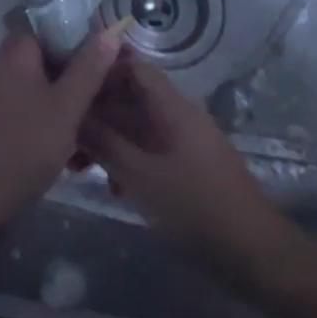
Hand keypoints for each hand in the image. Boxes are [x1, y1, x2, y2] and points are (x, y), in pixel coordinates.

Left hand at [0, 29, 119, 259]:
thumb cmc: (25, 143)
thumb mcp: (66, 107)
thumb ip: (88, 69)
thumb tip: (109, 32)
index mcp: (18, 50)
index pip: (52, 22)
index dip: (82, 31)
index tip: (109, 46)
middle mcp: (5, 62)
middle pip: (49, 52)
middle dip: (79, 67)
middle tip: (111, 82)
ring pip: (43, 80)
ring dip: (69, 94)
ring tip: (99, 110)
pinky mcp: (0, 115)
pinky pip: (33, 102)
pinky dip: (53, 112)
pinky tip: (76, 136)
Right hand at [78, 52, 276, 268]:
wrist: (252, 252)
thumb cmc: (193, 206)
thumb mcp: (139, 175)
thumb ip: (103, 142)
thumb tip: (73, 114)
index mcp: (171, 106)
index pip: (133, 65)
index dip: (101, 67)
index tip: (69, 80)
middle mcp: (179, 115)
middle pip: (130, 97)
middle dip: (96, 111)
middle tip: (64, 133)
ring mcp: (186, 141)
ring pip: (137, 127)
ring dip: (108, 139)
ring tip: (78, 165)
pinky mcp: (189, 167)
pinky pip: (150, 149)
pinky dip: (128, 159)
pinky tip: (111, 187)